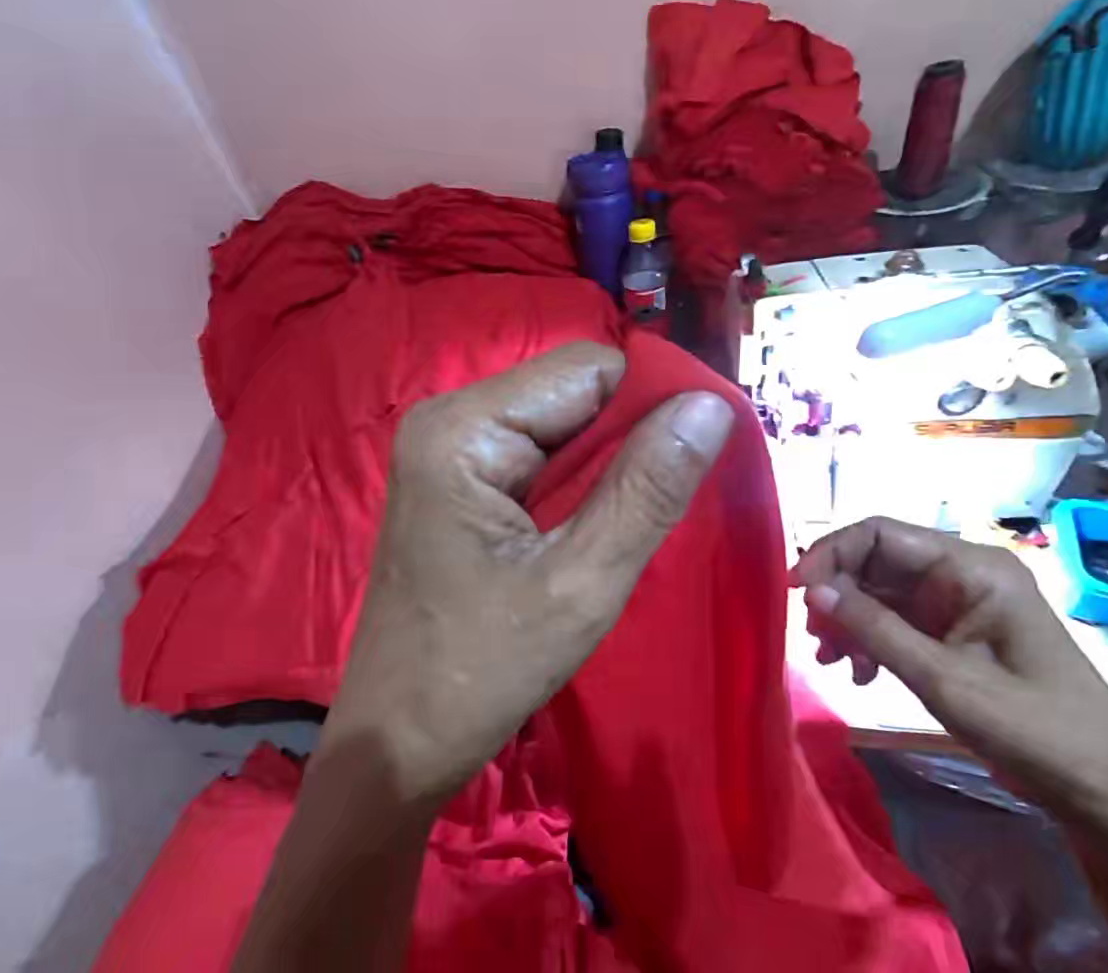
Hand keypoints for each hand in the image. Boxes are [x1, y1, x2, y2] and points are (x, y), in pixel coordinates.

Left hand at [321, 342, 734, 803]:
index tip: (701, 457)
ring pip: (559, 425)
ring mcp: (447, 449)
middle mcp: (447, 418)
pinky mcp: (455, 482)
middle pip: (570, 393)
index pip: (587, 370)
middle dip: (628, 438)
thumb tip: (711, 405)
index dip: (653, 402)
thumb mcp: (580, 583)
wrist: (396, 737)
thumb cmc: (480, 671)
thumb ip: (647, 489)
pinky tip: (587, 529)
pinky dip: (575, 485)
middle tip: (663, 506)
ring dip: (605, 467)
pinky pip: (536, 457)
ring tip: (624, 526)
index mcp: (462, 427)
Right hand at [795, 517, 1107, 815]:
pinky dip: (868, 641)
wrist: (1107, 792)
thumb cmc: (1034, 728)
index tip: (795, 591)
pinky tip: (859, 674)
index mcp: (971, 567)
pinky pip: (892, 620)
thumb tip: (811, 589)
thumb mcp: (943, 677)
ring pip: (877, 593)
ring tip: (831, 661)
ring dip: (847, 622)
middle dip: (836, 596)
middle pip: (873, 563)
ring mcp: (957, 603)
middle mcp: (962, 574)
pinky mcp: (953, 632)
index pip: (878, 534)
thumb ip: (872, 627)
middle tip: (813, 638)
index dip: (829, 554)